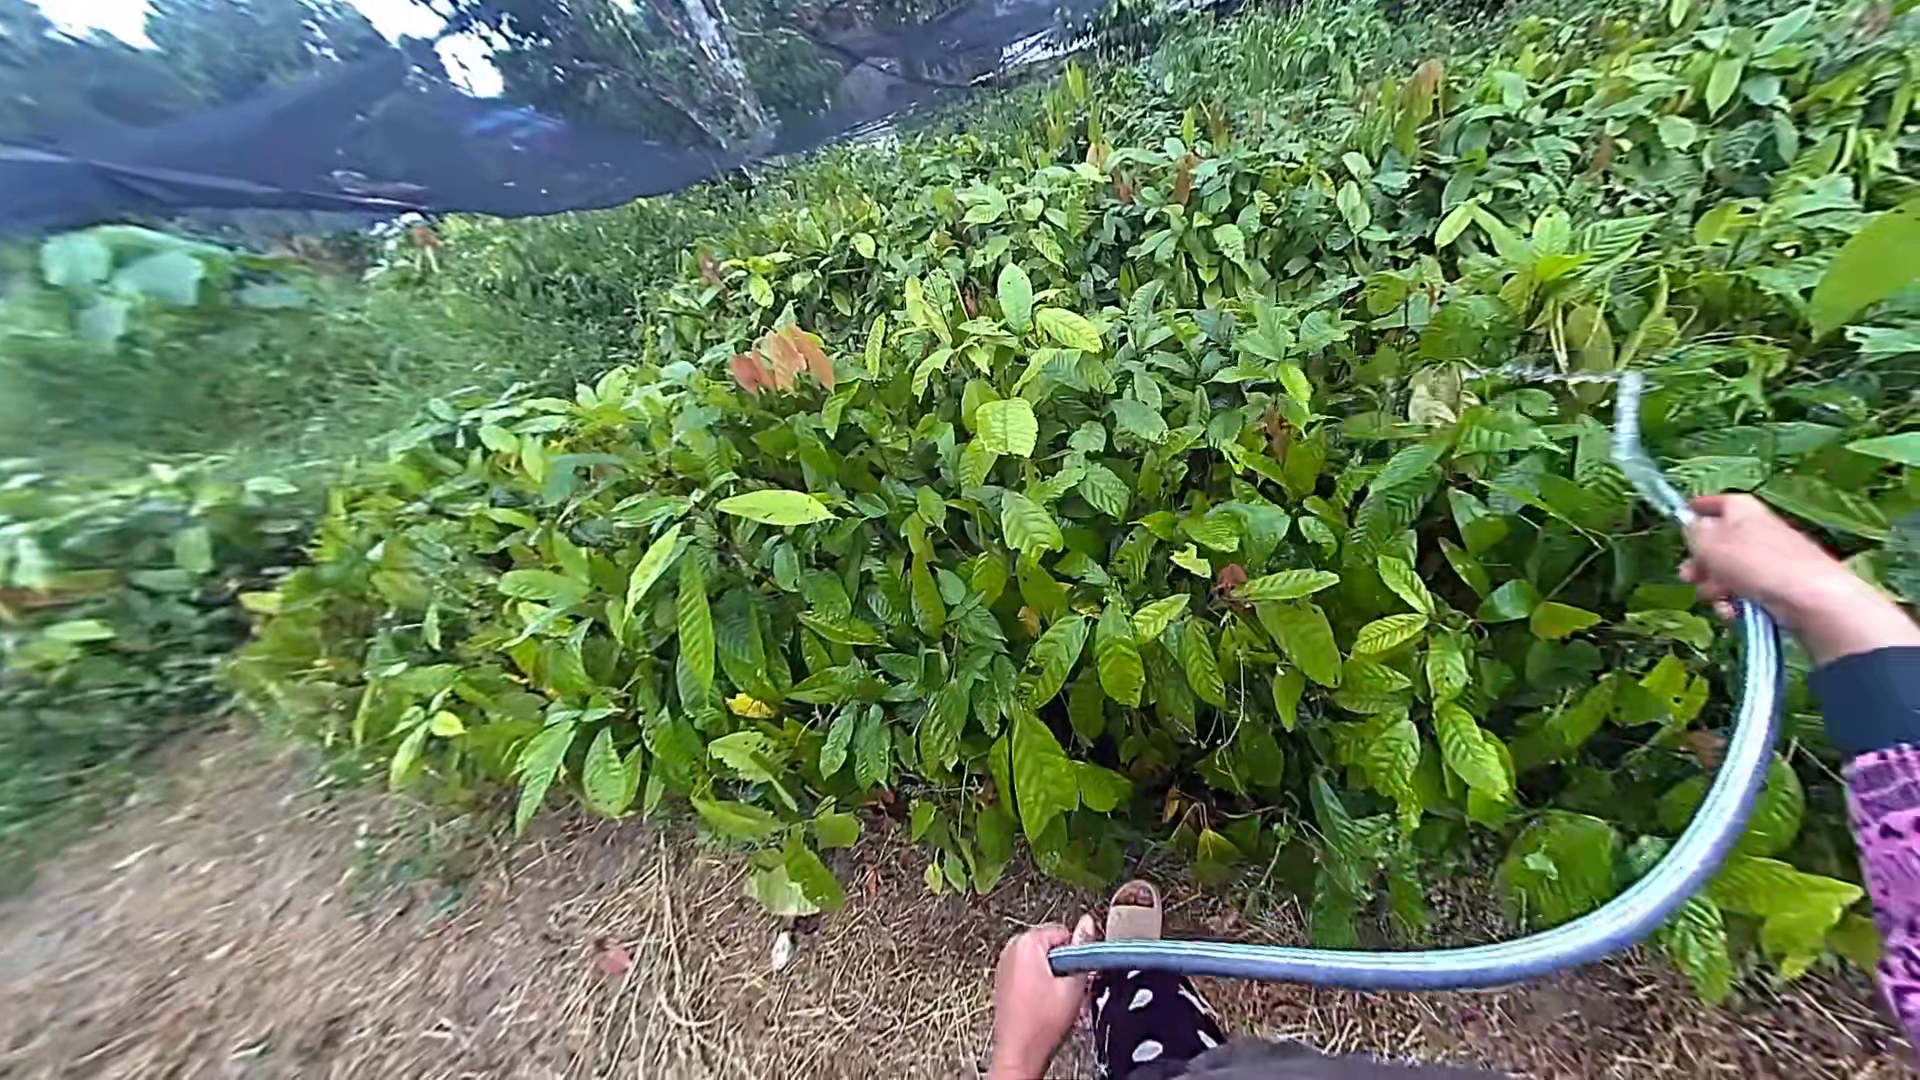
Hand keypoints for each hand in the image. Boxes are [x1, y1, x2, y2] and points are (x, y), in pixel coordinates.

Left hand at [986, 916, 1094, 1079]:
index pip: (1062, 931)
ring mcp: (1005, 962)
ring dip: (1050, 974)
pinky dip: (1036, 981)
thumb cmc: (1041, 1025)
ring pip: (1039, 958)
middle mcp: (1012, 946)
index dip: (1075, 954)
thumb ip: (1082, 951)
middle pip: (1050, 944)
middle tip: (1066, 991)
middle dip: (1062, 964)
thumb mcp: (1072, 987)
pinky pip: (1027, 969)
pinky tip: (1040, 1003)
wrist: (1017, 1055)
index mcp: (1027, 942)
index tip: (1077, 974)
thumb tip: (1088, 922)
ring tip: (1053, 1000)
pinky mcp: (1002, 978)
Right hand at [1682, 494, 1918, 664]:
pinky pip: (1743, 591)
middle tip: (1689, 575)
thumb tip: (1693, 524)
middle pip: (1720, 543)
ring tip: (1715, 596)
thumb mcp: (1710, 542)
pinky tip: (1731, 608)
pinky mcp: (1780, 587)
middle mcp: (1763, 536)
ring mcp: (1774, 563)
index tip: (1685, 514)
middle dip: (1699, 561)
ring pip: (1726, 571)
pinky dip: (1732, 601)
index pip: (1727, 502)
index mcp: (1749, 518)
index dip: (1705, 505)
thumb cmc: (1756, 564)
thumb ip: (1695, 530)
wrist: (1815, 599)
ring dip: (1711, 585)